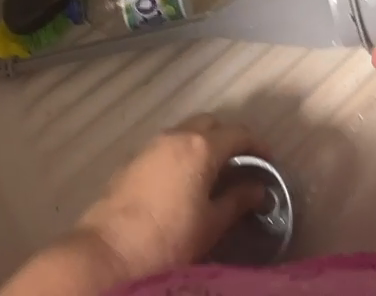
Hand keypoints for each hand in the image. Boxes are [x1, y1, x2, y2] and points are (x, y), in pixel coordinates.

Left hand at [73, 114, 267, 280]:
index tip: (268, 162)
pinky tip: (183, 181)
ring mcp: (152, 145)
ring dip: (203, 144)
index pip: (239, 133)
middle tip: (240, 164)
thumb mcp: (210, 225)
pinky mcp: (133, 159)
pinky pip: (167, 145)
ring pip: (186, 131)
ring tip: (212, 173)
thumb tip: (259, 189)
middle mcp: (177, 135)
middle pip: (211, 123)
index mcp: (201, 146)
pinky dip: (182, 153)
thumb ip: (238, 201)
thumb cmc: (166, 240)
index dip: (257, 145)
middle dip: (228, 138)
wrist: (107, 252)